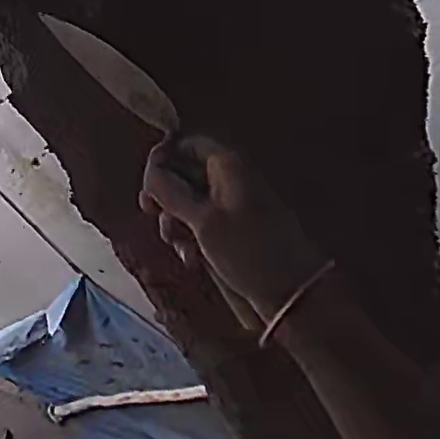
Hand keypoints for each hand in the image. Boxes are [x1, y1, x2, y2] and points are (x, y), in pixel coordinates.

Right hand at [139, 136, 326, 321]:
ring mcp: (231, 206)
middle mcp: (229, 180)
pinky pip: (200, 224)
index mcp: (227, 166)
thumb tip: (150, 170)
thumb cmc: (248, 250)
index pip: (185, 145)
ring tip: (178, 243)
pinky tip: (191, 258)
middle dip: (165, 196)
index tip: (148, 184)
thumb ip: (171, 191)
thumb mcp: (203, 221)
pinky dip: (190, 237)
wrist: (291, 293)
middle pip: (183, 174)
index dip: (163, 160)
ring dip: (174, 221)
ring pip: (187, 202)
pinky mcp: (232, 231)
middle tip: (150, 213)